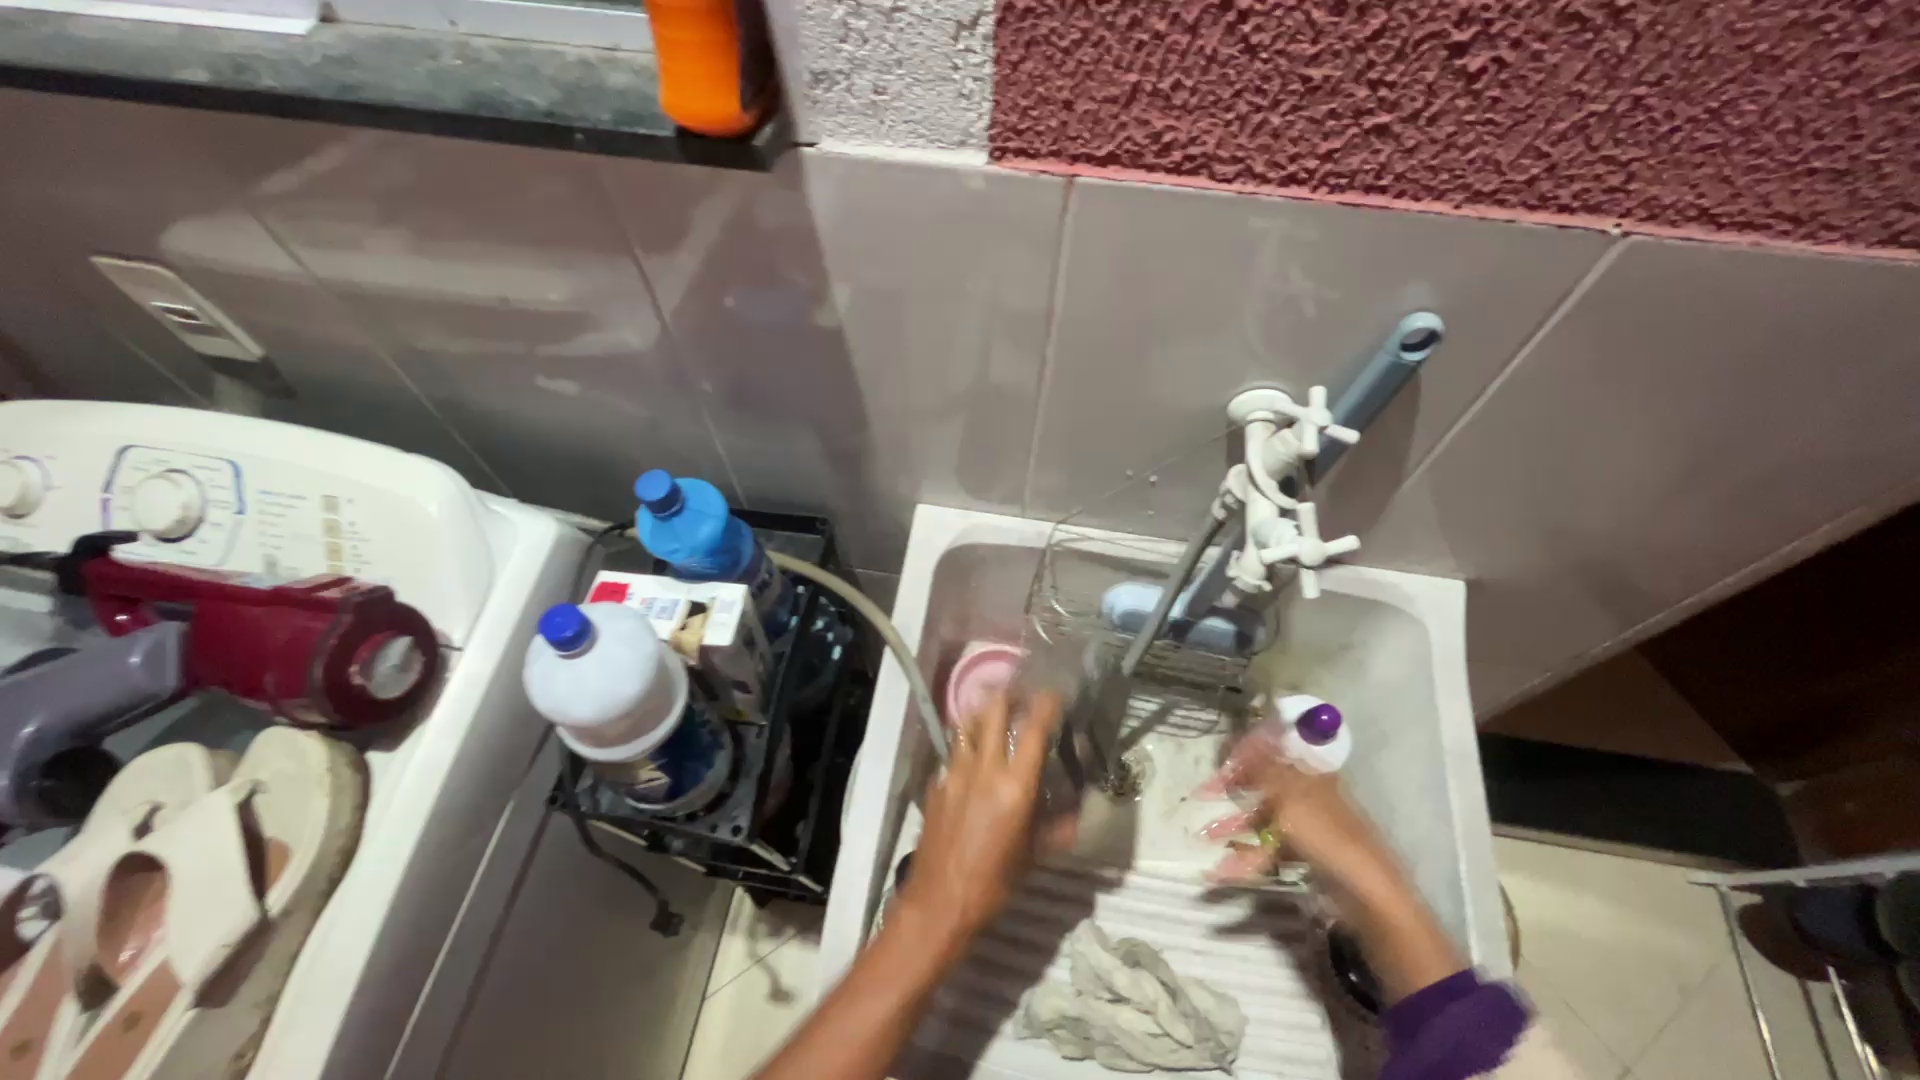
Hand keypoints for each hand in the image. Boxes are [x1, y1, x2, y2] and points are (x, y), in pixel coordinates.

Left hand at [899, 692, 1068, 944]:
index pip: (1033, 729)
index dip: (1046, 704)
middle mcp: (984, 769)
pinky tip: (973, 765)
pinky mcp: (935, 785)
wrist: (938, 902)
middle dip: (1009, 696)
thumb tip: (1075, 816)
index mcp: (1015, 786)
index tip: (1053, 695)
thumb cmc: (994, 883)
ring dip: (983, 716)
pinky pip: (953, 755)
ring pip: (967, 726)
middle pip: (993, 711)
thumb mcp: (1032, 856)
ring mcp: (954, 773)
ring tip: (995, 719)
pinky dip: (966, 749)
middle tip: (1021, 698)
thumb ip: (1055, 829)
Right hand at [1201, 731, 1399, 894]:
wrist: (1365, 891)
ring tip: (1205, 837)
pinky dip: (1249, 855)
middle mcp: (1310, 796)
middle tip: (1205, 797)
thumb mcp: (1289, 796)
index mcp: (1310, 775)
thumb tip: (1245, 737)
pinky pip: (1272, 849)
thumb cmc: (1326, 835)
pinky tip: (1226, 868)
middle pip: (1266, 787)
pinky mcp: (1308, 856)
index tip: (1219, 761)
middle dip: (1234, 793)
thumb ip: (1263, 768)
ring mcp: (1310, 827)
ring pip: (1265, 819)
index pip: (1275, 754)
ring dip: (1235, 826)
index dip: (1246, 755)